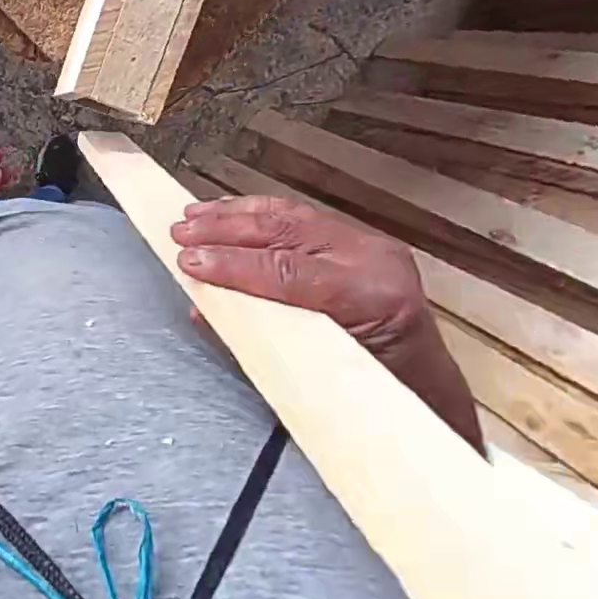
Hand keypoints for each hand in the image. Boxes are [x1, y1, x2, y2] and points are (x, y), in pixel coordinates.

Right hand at [168, 195, 431, 369]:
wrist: (417, 386)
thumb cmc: (368, 388)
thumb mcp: (309, 372)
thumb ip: (255, 336)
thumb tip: (202, 309)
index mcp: (373, 297)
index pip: (287, 270)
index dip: (231, 264)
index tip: (189, 262)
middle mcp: (374, 261)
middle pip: (283, 231)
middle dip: (223, 231)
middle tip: (181, 234)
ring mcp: (366, 244)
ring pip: (288, 214)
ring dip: (231, 215)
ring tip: (190, 217)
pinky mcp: (353, 237)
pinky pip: (295, 214)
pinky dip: (252, 211)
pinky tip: (223, 211)